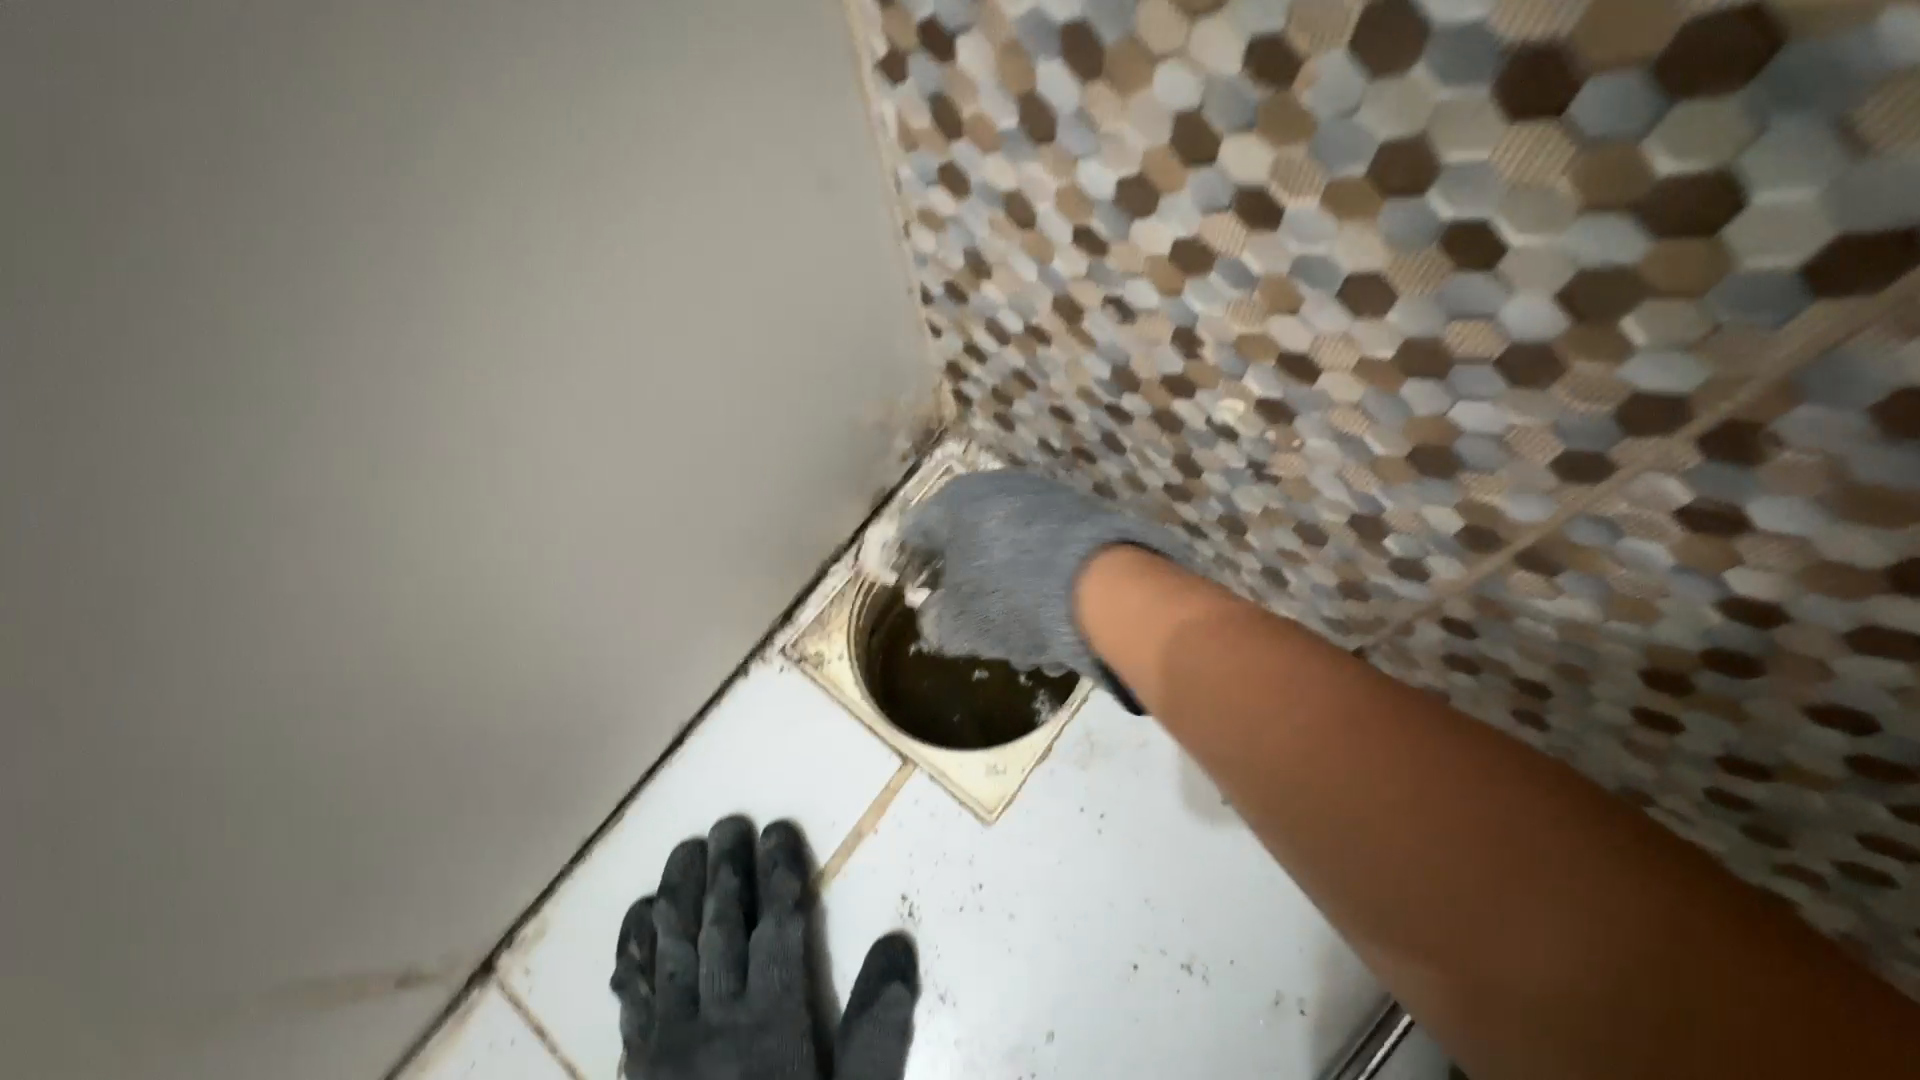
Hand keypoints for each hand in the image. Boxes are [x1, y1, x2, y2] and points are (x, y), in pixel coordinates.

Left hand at [609, 817, 917, 1079]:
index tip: (778, 830)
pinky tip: (638, 920)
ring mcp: (667, 1045)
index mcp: (773, 1026)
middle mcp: (715, 1022)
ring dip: (678, 893)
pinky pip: (632, 996)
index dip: (779, 874)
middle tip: (730, 823)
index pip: (778, 928)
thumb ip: (878, 1031)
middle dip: (726, 870)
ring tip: (685, 848)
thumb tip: (897, 943)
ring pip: (671, 950)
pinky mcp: (638, 1069)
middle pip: (720, 927)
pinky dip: (634, 950)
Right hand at [899, 469, 1190, 679]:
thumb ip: (935, 622)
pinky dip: (1050, 588)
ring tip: (1029, 644)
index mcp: (954, 503)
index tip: (920, 594)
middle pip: (972, 544)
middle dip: (976, 591)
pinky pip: (1052, 556)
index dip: (914, 564)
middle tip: (980, 629)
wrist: (1103, 585)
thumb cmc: (1009, 600)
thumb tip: (937, 617)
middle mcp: (998, 488)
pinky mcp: (1088, 516)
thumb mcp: (958, 627)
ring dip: (1016, 597)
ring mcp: (1047, 498)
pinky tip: (1061, 626)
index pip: (917, 530)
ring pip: (1015, 556)